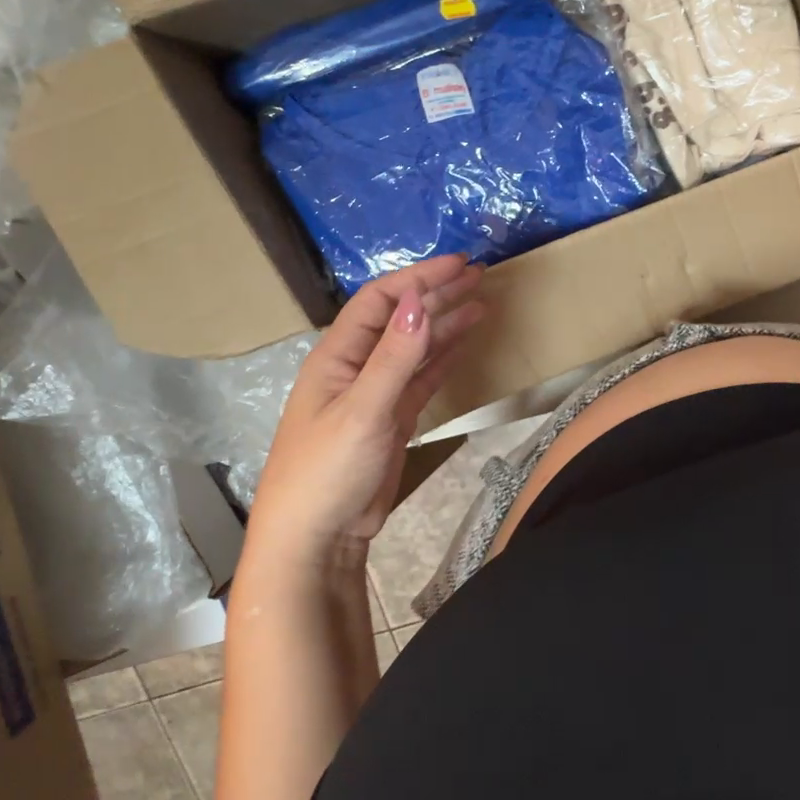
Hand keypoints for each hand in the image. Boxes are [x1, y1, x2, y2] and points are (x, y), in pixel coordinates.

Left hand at [250, 255, 487, 558]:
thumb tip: (419, 303)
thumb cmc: (327, 471)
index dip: (418, 279)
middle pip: (401, 319)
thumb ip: (394, 359)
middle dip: (437, 293)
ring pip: (416, 346)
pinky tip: (464, 342)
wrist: (317, 534)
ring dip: (446, 322)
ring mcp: (375, 394)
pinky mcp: (392, 418)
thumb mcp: (363, 411)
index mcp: (337, 358)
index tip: (459, 265)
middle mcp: (356, 368)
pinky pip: (423, 376)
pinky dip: (444, 356)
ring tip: (482, 302)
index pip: (380, 303)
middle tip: (480, 274)